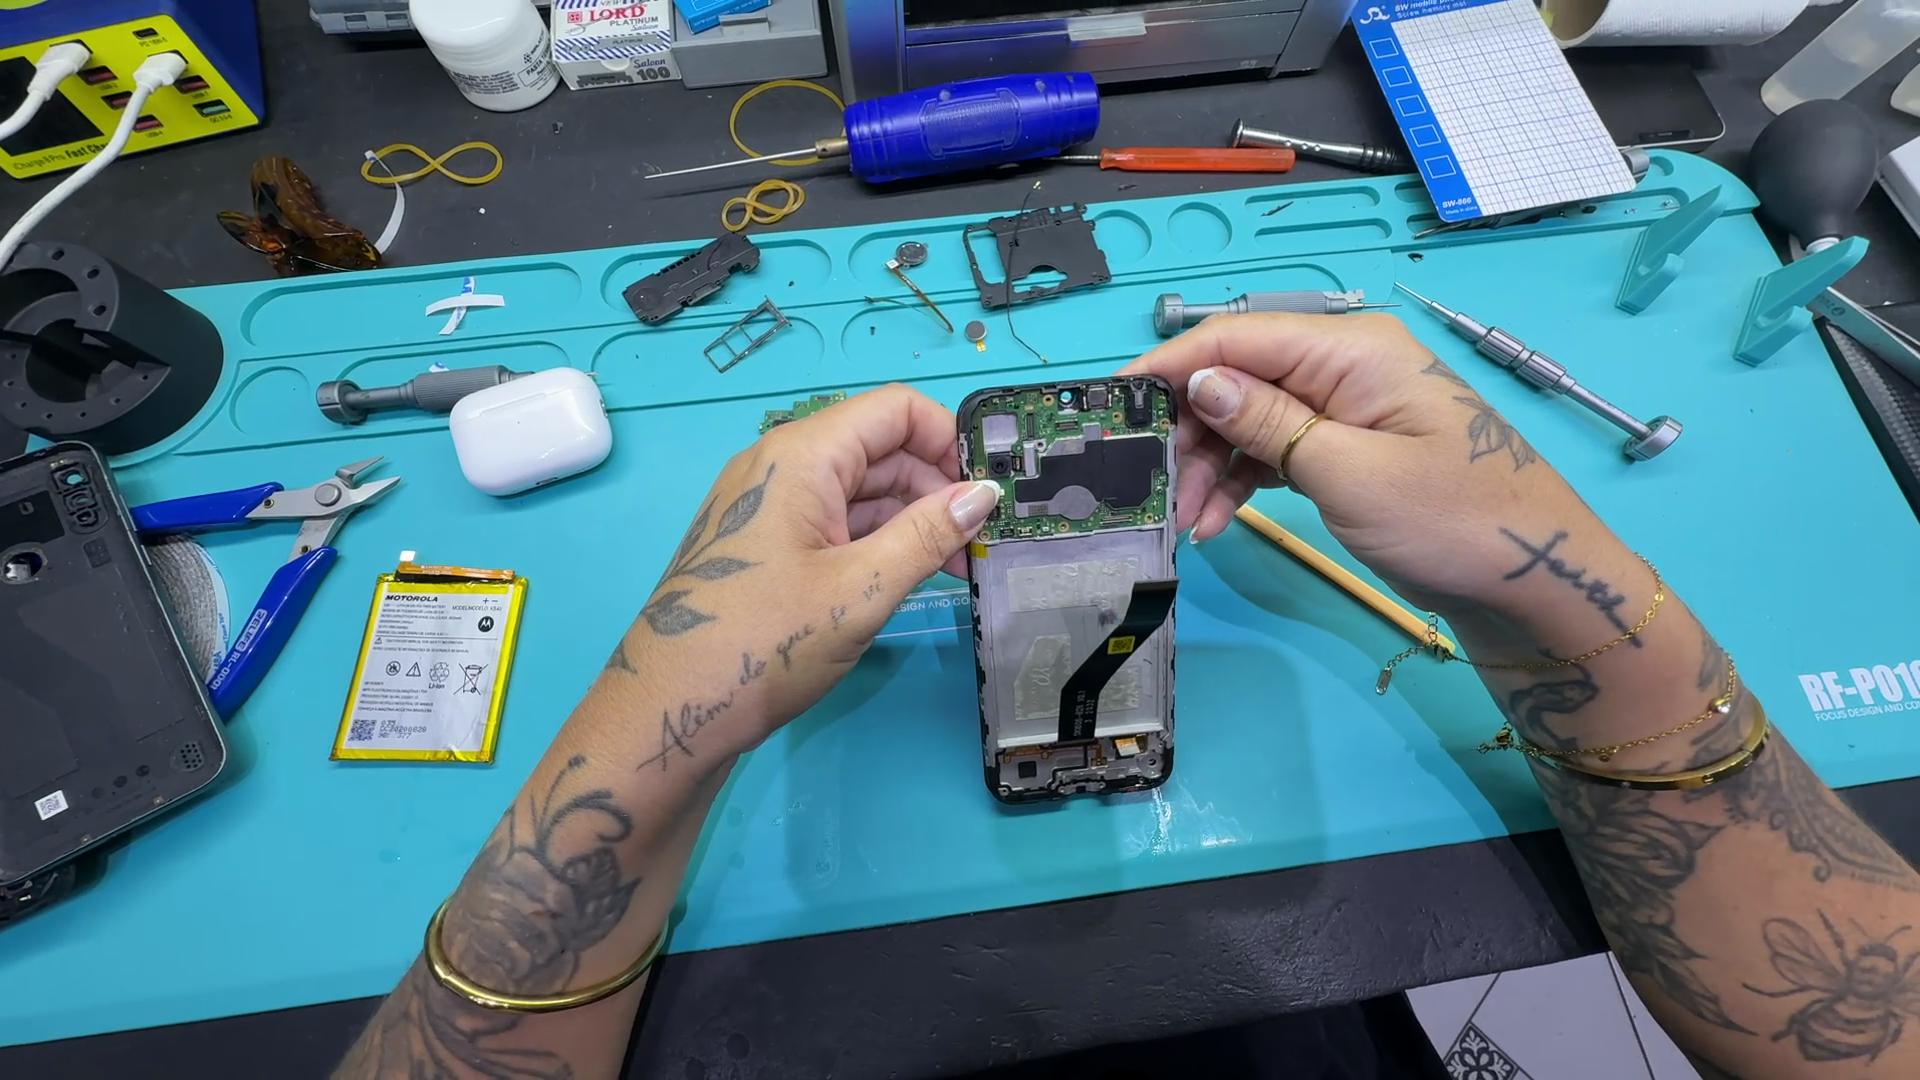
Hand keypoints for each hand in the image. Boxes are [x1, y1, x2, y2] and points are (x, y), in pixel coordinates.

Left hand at [599, 384, 999, 763]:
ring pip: (860, 490)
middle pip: (880, 449)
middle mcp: (783, 466)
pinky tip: (909, 573)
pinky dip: (878, 540)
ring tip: (953, 567)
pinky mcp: (768, 542)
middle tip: (977, 542)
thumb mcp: (860, 589)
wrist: (669, 714)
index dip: (948, 438)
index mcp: (802, 456)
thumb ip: (928, 535)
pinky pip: (837, 522)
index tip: (986, 488)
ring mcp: (771, 505)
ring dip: (911, 519)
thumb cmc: (764, 644)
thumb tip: (983, 495)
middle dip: (935, 487)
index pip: (894, 410)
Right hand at [1120, 314, 1635, 624]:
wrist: (1525, 579)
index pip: (1237, 339)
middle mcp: (1337, 367)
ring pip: (1242, 422)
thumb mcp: (1347, 471)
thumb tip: (1198, 382)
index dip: (1170, 366)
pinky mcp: (1334, 445)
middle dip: (1189, 434)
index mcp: (1349, 350)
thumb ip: (1266, 422)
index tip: (1113, 401)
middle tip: (1159, 489)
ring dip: (1207, 470)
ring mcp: (1335, 407)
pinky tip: (1215, 522)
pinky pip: (1267, 452)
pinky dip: (1236, 484)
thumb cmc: (1449, 519)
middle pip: (1234, 382)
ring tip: (1187, 521)